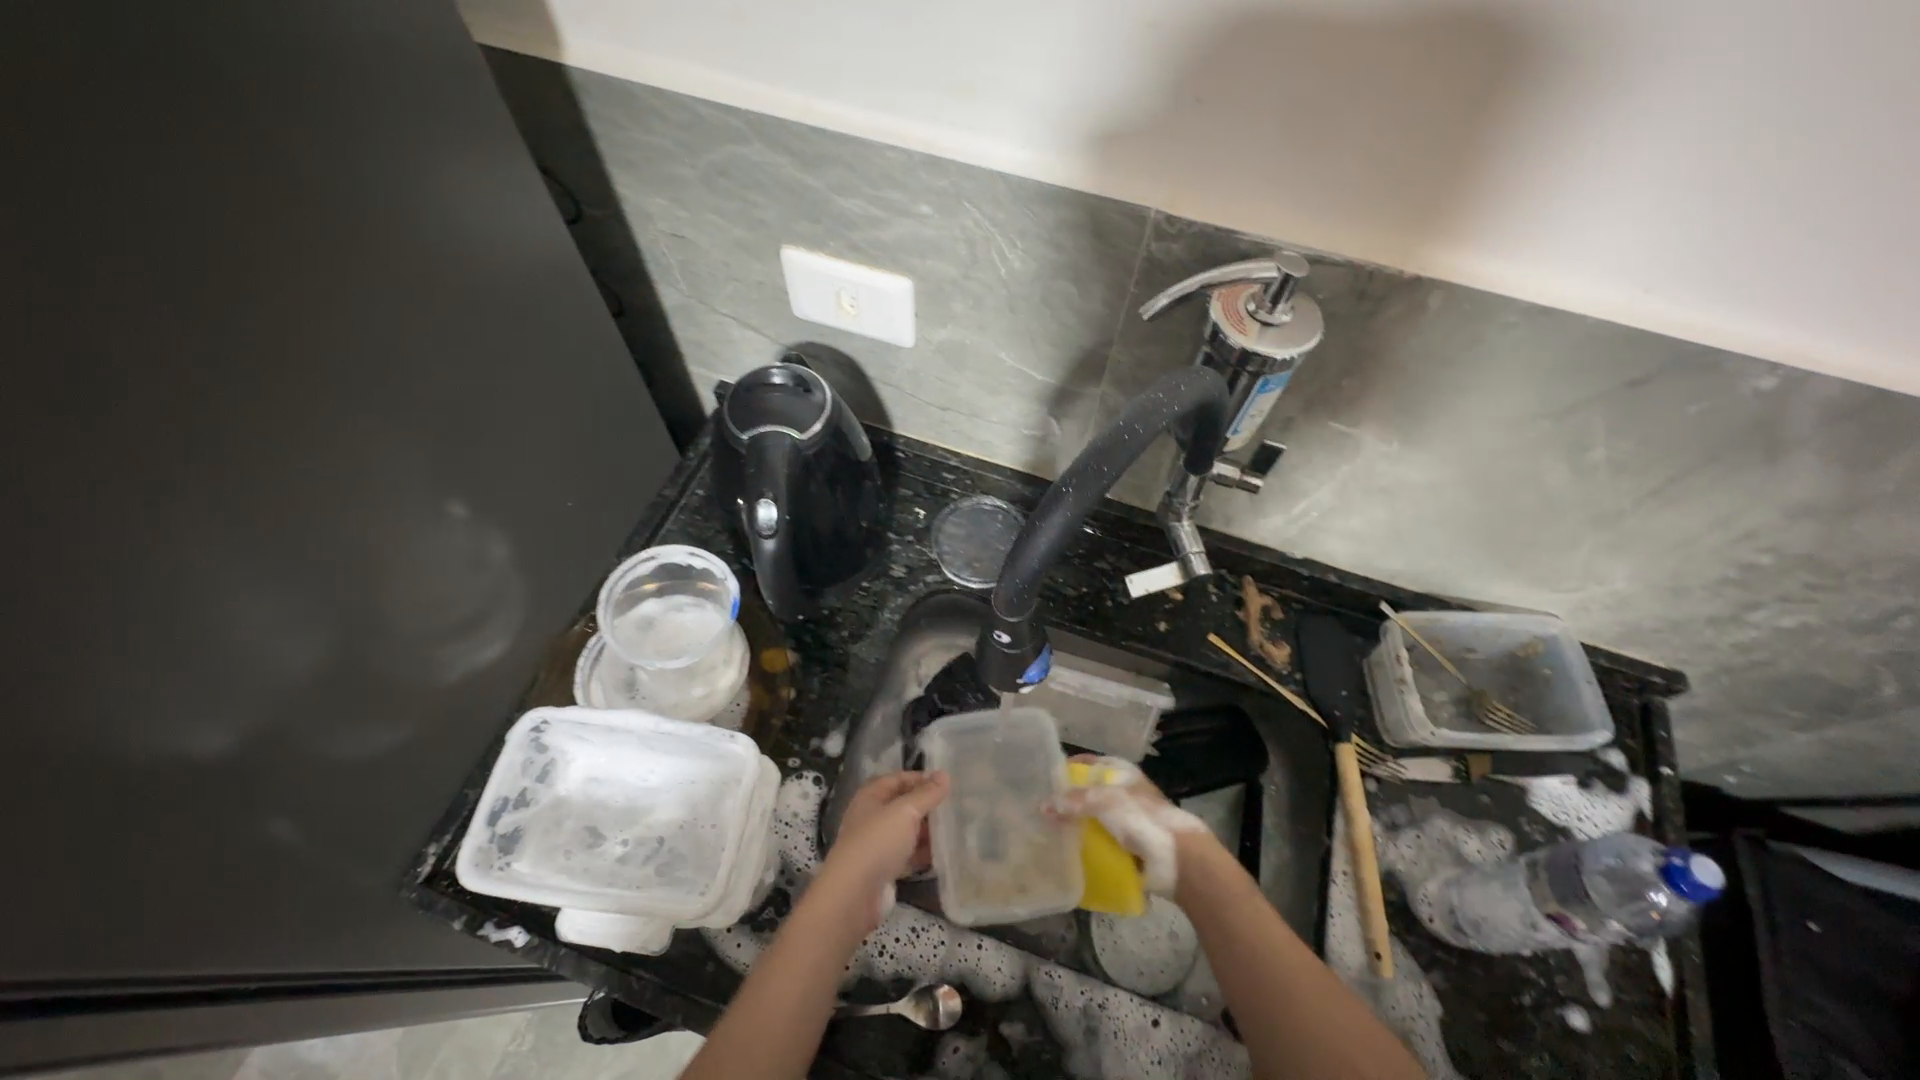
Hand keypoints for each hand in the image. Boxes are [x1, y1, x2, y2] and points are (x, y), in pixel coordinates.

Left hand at [813, 770, 949, 934]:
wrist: (855, 892)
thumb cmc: (879, 841)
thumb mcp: (905, 811)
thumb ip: (926, 793)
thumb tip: (944, 774)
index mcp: (871, 797)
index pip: (897, 779)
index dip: (919, 778)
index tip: (945, 783)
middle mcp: (872, 818)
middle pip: (902, 806)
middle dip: (926, 806)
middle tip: (954, 807)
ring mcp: (877, 845)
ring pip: (906, 832)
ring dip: (927, 832)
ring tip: (954, 830)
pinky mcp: (884, 868)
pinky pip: (907, 855)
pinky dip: (922, 854)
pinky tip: (942, 855)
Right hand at [1048, 756, 1213, 895]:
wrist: (1176, 859)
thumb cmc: (1142, 818)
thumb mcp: (1104, 800)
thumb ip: (1074, 799)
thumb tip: (1044, 805)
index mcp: (1124, 774)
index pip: (1093, 763)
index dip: (1071, 766)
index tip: (1048, 775)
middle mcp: (1125, 794)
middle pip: (1091, 792)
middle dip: (1069, 799)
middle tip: (1043, 807)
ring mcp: (1128, 821)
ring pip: (1095, 819)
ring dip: (1076, 825)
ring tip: (1049, 831)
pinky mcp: (1129, 847)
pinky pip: (1101, 843)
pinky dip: (1087, 847)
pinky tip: (1068, 852)